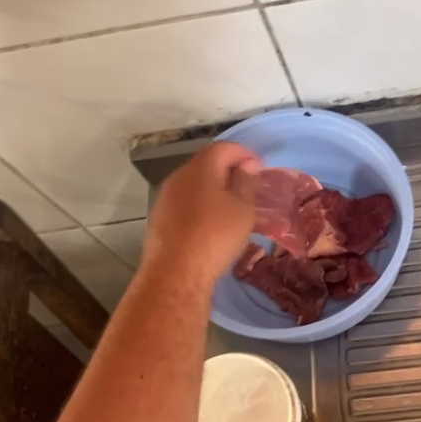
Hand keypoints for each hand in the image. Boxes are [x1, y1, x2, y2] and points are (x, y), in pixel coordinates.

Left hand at [143, 142, 261, 289]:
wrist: (176, 273)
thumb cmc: (216, 237)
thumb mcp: (243, 210)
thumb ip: (246, 183)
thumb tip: (246, 166)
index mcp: (201, 168)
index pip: (224, 148)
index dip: (245, 154)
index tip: (260, 168)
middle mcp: (179, 176)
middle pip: (206, 164)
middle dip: (228, 171)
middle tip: (248, 187)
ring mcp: (165, 198)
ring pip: (194, 185)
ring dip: (213, 190)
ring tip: (231, 208)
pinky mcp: (159, 218)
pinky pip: (185, 203)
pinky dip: (200, 206)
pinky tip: (210, 224)